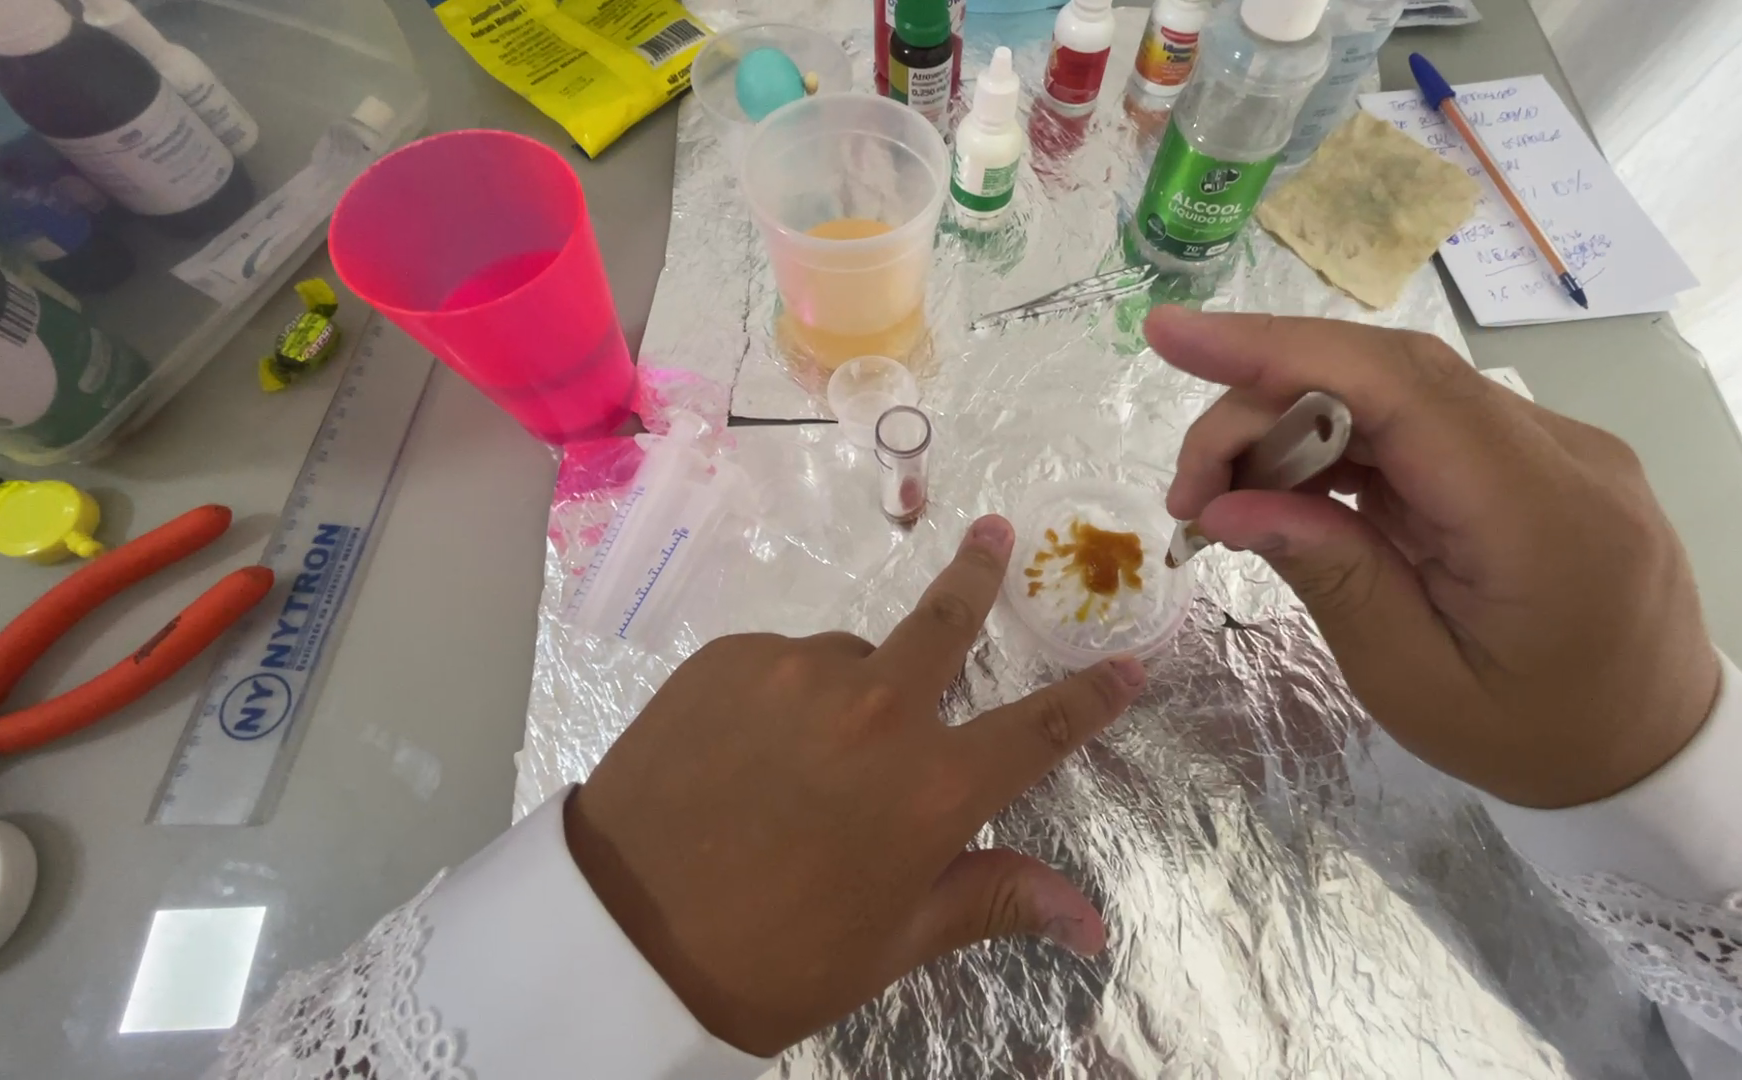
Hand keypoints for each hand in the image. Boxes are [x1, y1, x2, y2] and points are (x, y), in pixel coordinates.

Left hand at [563, 516, 1146, 1056]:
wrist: (615, 936)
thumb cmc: (770, 956)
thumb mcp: (891, 939)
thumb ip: (993, 899)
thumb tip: (1094, 923)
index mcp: (929, 788)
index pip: (1037, 729)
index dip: (1090, 699)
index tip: (1127, 666)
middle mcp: (875, 710)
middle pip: (946, 621)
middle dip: (978, 574)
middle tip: (993, 533)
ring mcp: (799, 669)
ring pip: (852, 658)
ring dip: (852, 689)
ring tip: (802, 757)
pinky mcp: (733, 655)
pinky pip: (784, 661)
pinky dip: (786, 692)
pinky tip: (748, 743)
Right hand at [1146, 307, 1719, 809]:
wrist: (1655, 750)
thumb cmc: (1533, 738)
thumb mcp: (1408, 678)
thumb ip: (1327, 575)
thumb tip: (1227, 504)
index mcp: (1539, 515)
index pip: (1394, 386)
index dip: (1274, 351)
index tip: (1173, 337)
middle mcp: (1553, 450)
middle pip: (1376, 376)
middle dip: (1254, 407)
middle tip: (1186, 492)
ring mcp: (1542, 445)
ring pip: (1380, 391)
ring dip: (1280, 429)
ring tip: (1218, 498)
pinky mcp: (1515, 457)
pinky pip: (1401, 423)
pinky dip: (1320, 445)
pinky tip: (1278, 490)